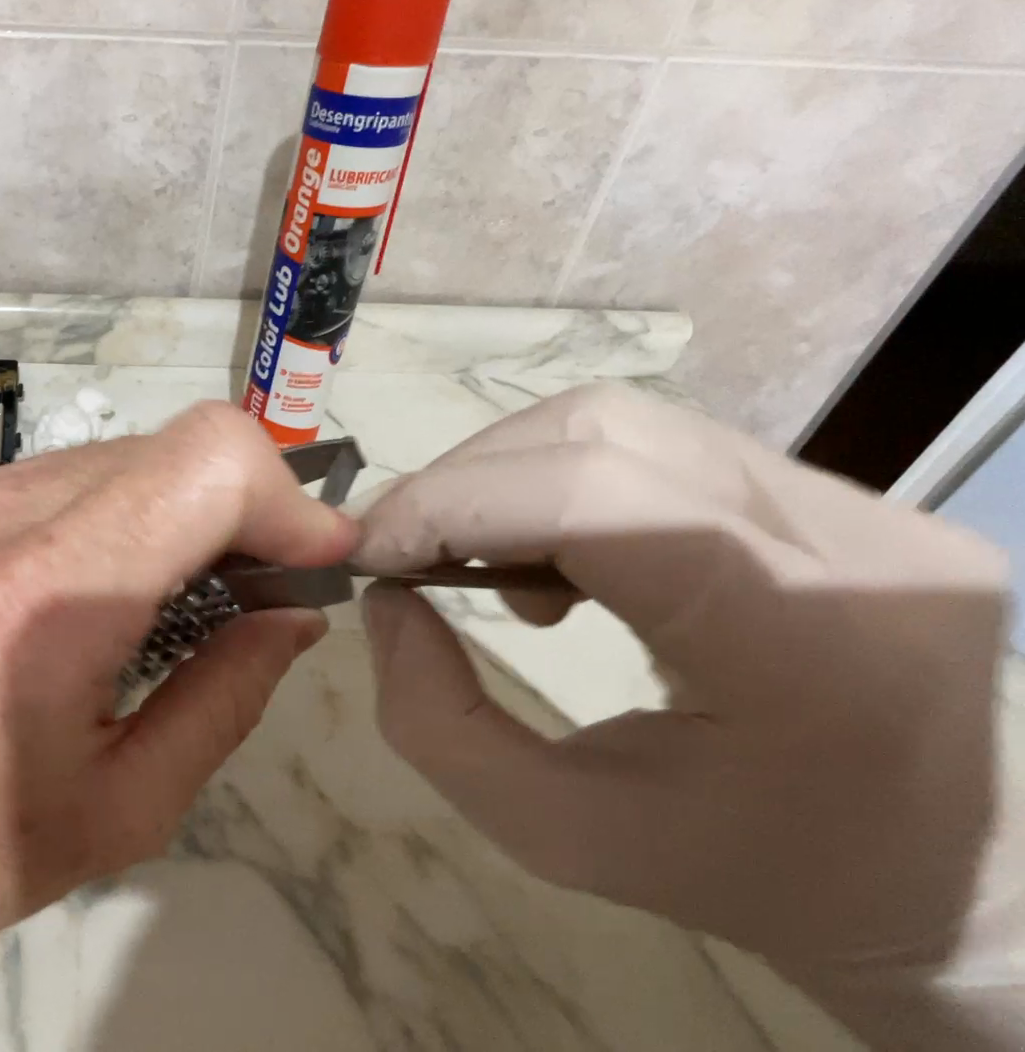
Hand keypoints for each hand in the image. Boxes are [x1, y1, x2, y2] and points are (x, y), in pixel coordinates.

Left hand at [0, 402, 356, 1051]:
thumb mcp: (126, 805)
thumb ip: (227, 693)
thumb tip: (292, 612)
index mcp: (45, 599)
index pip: (207, 462)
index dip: (287, 499)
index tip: (315, 565)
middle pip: (173, 446)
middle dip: (243, 509)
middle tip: (264, 591)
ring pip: (122, 456)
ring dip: (182, 511)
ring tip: (190, 598)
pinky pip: (64, 480)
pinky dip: (121, 515)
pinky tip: (116, 588)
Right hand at [352, 384, 1018, 1048]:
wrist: (934, 881)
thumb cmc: (739, 871)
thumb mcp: (551, 828)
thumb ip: (435, 718)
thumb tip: (384, 599)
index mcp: (805, 644)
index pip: (598, 501)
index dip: (455, 503)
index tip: (370, 553)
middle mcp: (856, 541)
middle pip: (601, 434)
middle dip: (464, 482)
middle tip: (400, 552)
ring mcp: (862, 502)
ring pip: (622, 424)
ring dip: (506, 477)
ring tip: (474, 561)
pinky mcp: (842, 493)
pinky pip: (657, 447)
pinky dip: (559, 484)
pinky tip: (552, 561)